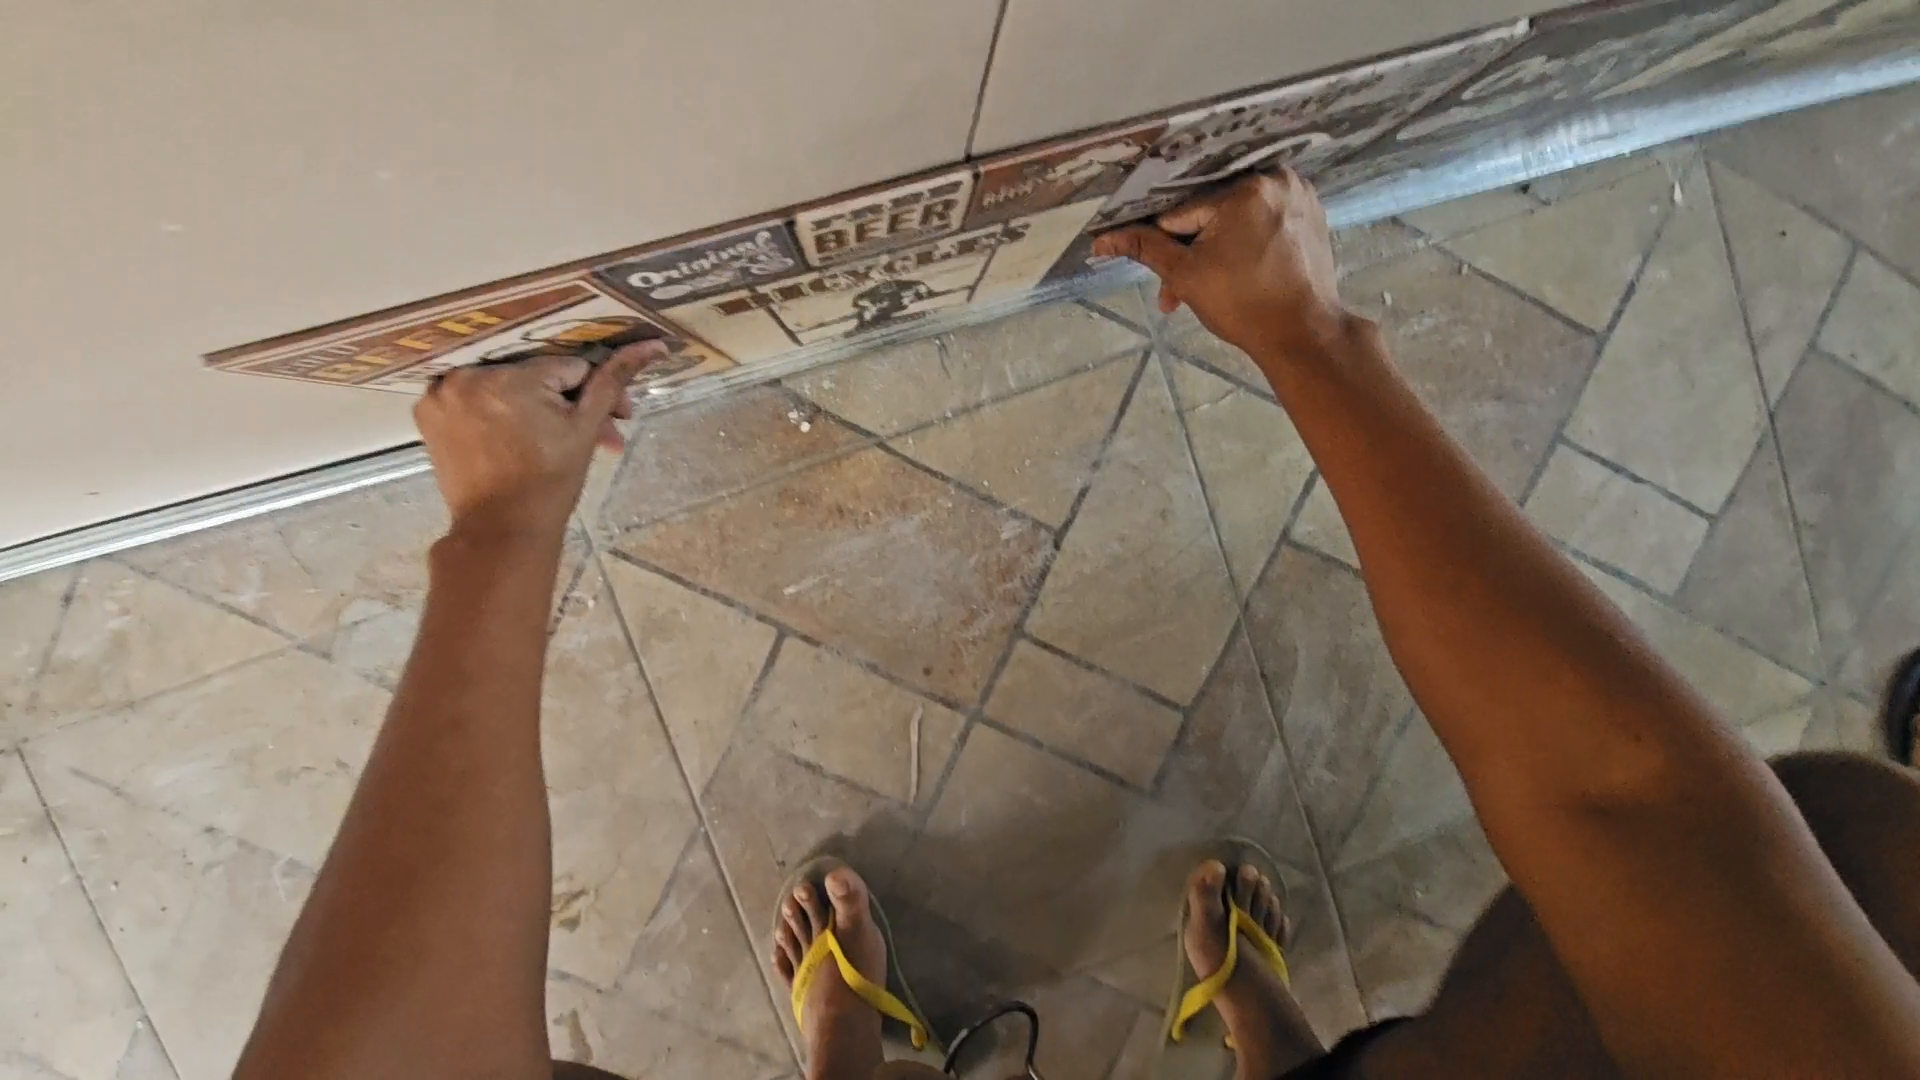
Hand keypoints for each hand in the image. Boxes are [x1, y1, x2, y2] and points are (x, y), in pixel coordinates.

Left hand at [412, 342, 660, 540]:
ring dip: (531, 407)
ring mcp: (441, 394)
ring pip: (505, 386)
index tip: (614, 422)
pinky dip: (493, 412)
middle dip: (566, 403)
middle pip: (535, 377)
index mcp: (512, 378)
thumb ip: (613, 382)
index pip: (570, 369)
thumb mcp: (586, 430)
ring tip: (550, 440)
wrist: (502, 530)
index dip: (595, 395)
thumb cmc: (551, 483)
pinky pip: (471, 398)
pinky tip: (511, 436)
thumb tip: (654, 345)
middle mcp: (469, 375)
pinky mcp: (427, 413)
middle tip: (591, 437)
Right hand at [1093, 170, 1353, 364]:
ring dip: (1214, 249)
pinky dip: (1244, 243)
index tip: (1162, 277)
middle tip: (1179, 292)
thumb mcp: (1185, 275)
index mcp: (1244, 188)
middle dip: (1191, 252)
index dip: (1164, 246)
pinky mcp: (1310, 214)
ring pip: (1235, 218)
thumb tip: (1102, 241)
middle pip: (1210, 212)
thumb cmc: (1242, 305)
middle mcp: (1275, 179)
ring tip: (1206, 288)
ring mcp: (1298, 195)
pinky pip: (1261, 220)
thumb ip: (1144, 249)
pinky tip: (1239, 272)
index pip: (1182, 212)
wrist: (1302, 334)